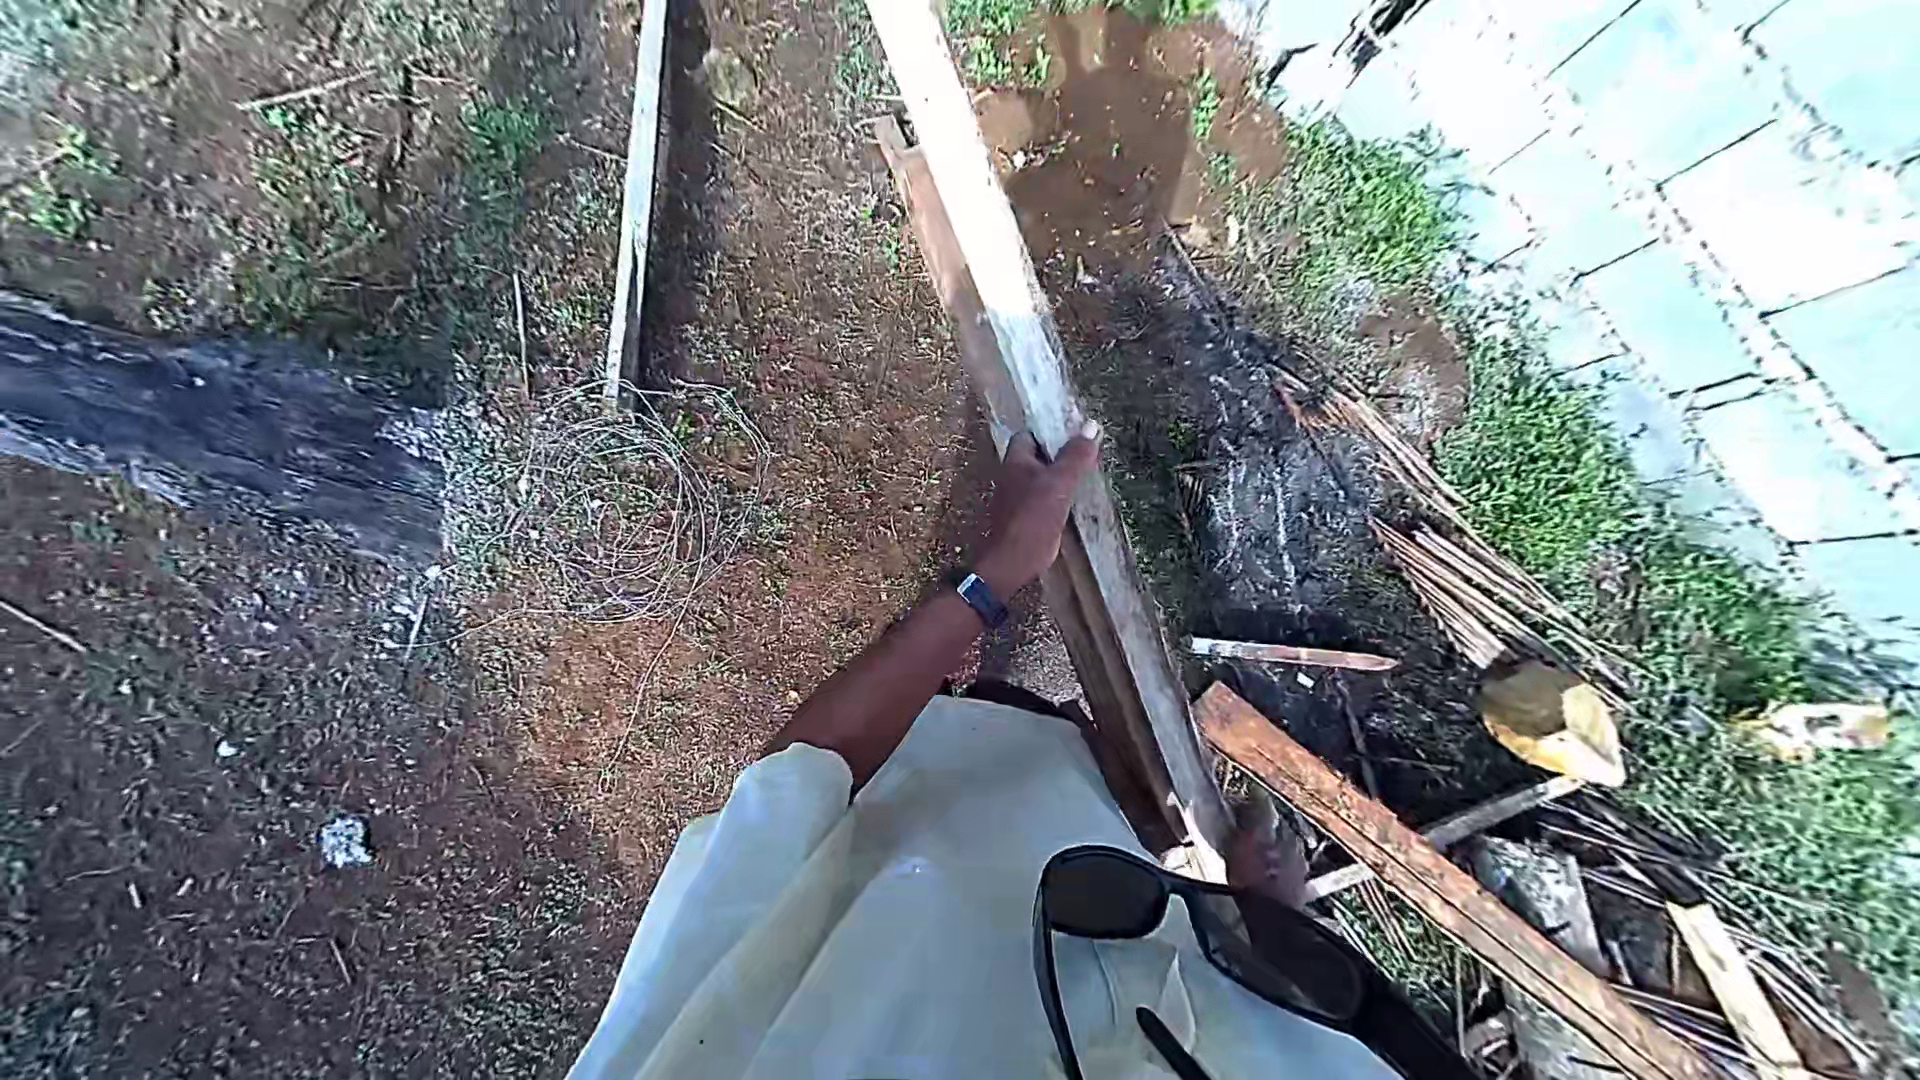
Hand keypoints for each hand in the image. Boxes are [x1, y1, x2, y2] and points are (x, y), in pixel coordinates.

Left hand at [975, 423, 1100, 595]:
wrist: (1011, 562)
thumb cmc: (1032, 518)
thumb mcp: (1059, 483)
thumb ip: (1075, 456)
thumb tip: (1092, 426)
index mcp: (1015, 461)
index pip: (1029, 435)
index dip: (1050, 432)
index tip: (1076, 435)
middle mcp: (1012, 477)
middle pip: (1039, 458)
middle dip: (1061, 456)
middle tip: (1089, 457)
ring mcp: (1017, 500)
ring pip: (1043, 481)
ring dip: (1063, 479)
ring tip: (1089, 478)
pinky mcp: (1026, 520)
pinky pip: (1045, 501)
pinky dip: (1060, 500)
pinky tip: (1078, 504)